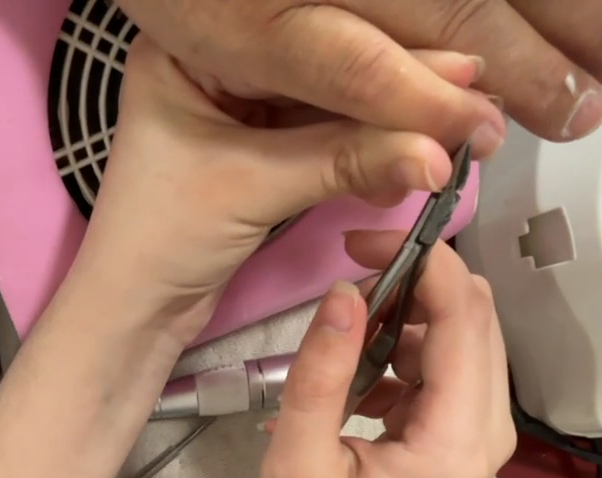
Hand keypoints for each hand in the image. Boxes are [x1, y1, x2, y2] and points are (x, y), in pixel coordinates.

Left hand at [71, 38, 489, 344]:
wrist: (131, 316)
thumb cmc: (156, 243)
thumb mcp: (252, 187)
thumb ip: (346, 161)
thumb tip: (438, 150)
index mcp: (187, 49)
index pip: (300, 37)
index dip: (381, 56)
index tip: (457, 69)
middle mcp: (211, 70)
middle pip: (319, 67)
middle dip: (392, 89)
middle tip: (470, 96)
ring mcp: (231, 113)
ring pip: (325, 106)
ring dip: (384, 123)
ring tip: (454, 124)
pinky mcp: (248, 155)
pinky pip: (316, 141)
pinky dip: (360, 152)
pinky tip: (407, 153)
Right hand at [259, 236, 513, 477]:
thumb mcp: (297, 467)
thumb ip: (317, 380)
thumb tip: (341, 293)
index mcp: (454, 437)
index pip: (463, 317)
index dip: (423, 263)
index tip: (361, 242)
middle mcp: (488, 423)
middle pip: (473, 313)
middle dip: (415, 277)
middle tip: (347, 275)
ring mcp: (482, 424)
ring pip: (462, 329)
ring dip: (406, 310)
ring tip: (342, 328)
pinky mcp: (465, 424)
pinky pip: (447, 356)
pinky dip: (404, 341)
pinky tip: (358, 367)